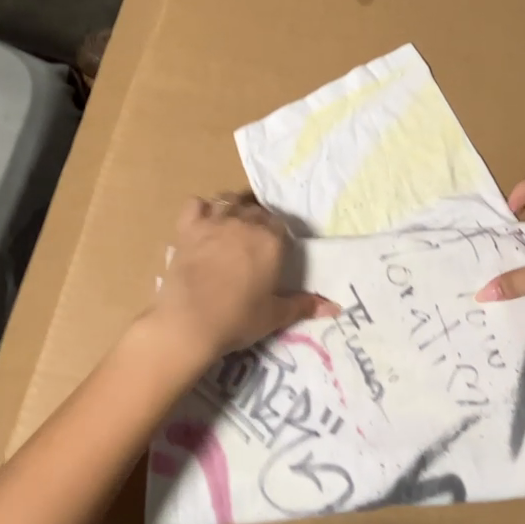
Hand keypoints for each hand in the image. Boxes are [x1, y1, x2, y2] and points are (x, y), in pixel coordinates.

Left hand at [144, 193, 337, 361]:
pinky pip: (197, 204)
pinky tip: (204, 223)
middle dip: (257, 222)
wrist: (189, 323)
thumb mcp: (275, 315)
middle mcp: (246, 221)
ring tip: (232, 228)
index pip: (280, 224)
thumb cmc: (237, 319)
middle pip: (256, 210)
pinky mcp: (188, 227)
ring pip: (230, 200)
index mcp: (271, 239)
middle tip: (252, 246)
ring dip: (234, 209)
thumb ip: (305, 305)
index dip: (277, 236)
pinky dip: (202, 210)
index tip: (273, 252)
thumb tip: (336, 307)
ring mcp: (215, 221)